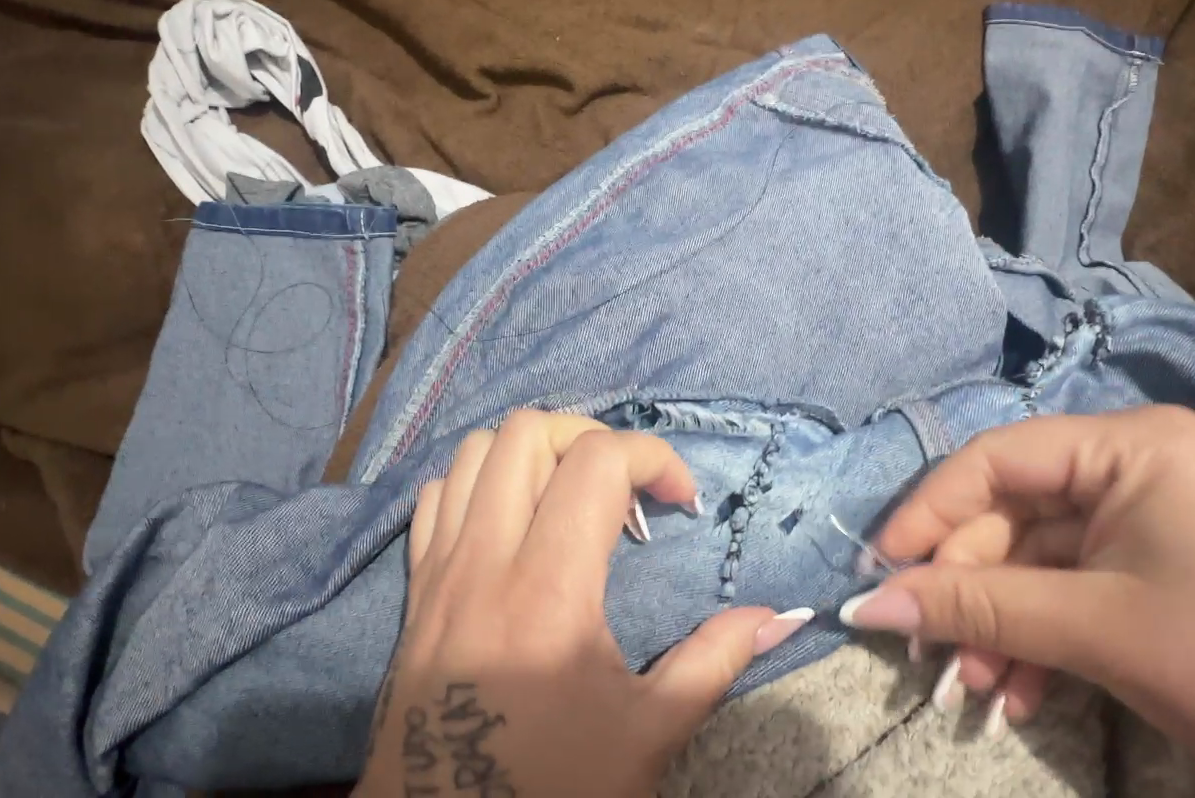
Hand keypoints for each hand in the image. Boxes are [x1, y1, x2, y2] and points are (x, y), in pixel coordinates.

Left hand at [356, 410, 812, 797]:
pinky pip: (436, 494)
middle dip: (591, 437)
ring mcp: (440, 568)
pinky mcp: (415, 586)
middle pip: (530, 432)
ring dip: (534, 453)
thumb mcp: (647, 732)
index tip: (682, 501)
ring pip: (476, 451)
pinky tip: (512, 520)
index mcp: (550, 588)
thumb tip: (779, 615)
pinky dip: (479, 481)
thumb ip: (715, 660)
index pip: (598, 460)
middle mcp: (487, 558)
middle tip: (624, 487)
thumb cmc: (551, 786)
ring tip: (570, 495)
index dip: (654, 457)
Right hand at [837, 406, 1194, 796]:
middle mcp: (1144, 464)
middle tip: (928, 652)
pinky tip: (1021, 693)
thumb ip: (976, 608)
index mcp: (1135, 443)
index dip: (930, 513)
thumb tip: (864, 603)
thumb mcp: (1099, 630)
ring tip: (974, 690)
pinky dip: (1047, 639)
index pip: (999, 459)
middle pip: (1017, 515)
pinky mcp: (1173, 571)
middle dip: (972, 589)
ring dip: (1003, 625)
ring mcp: (1161, 519)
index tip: (880, 569)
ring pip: (1044, 561)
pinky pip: (1083, 589)